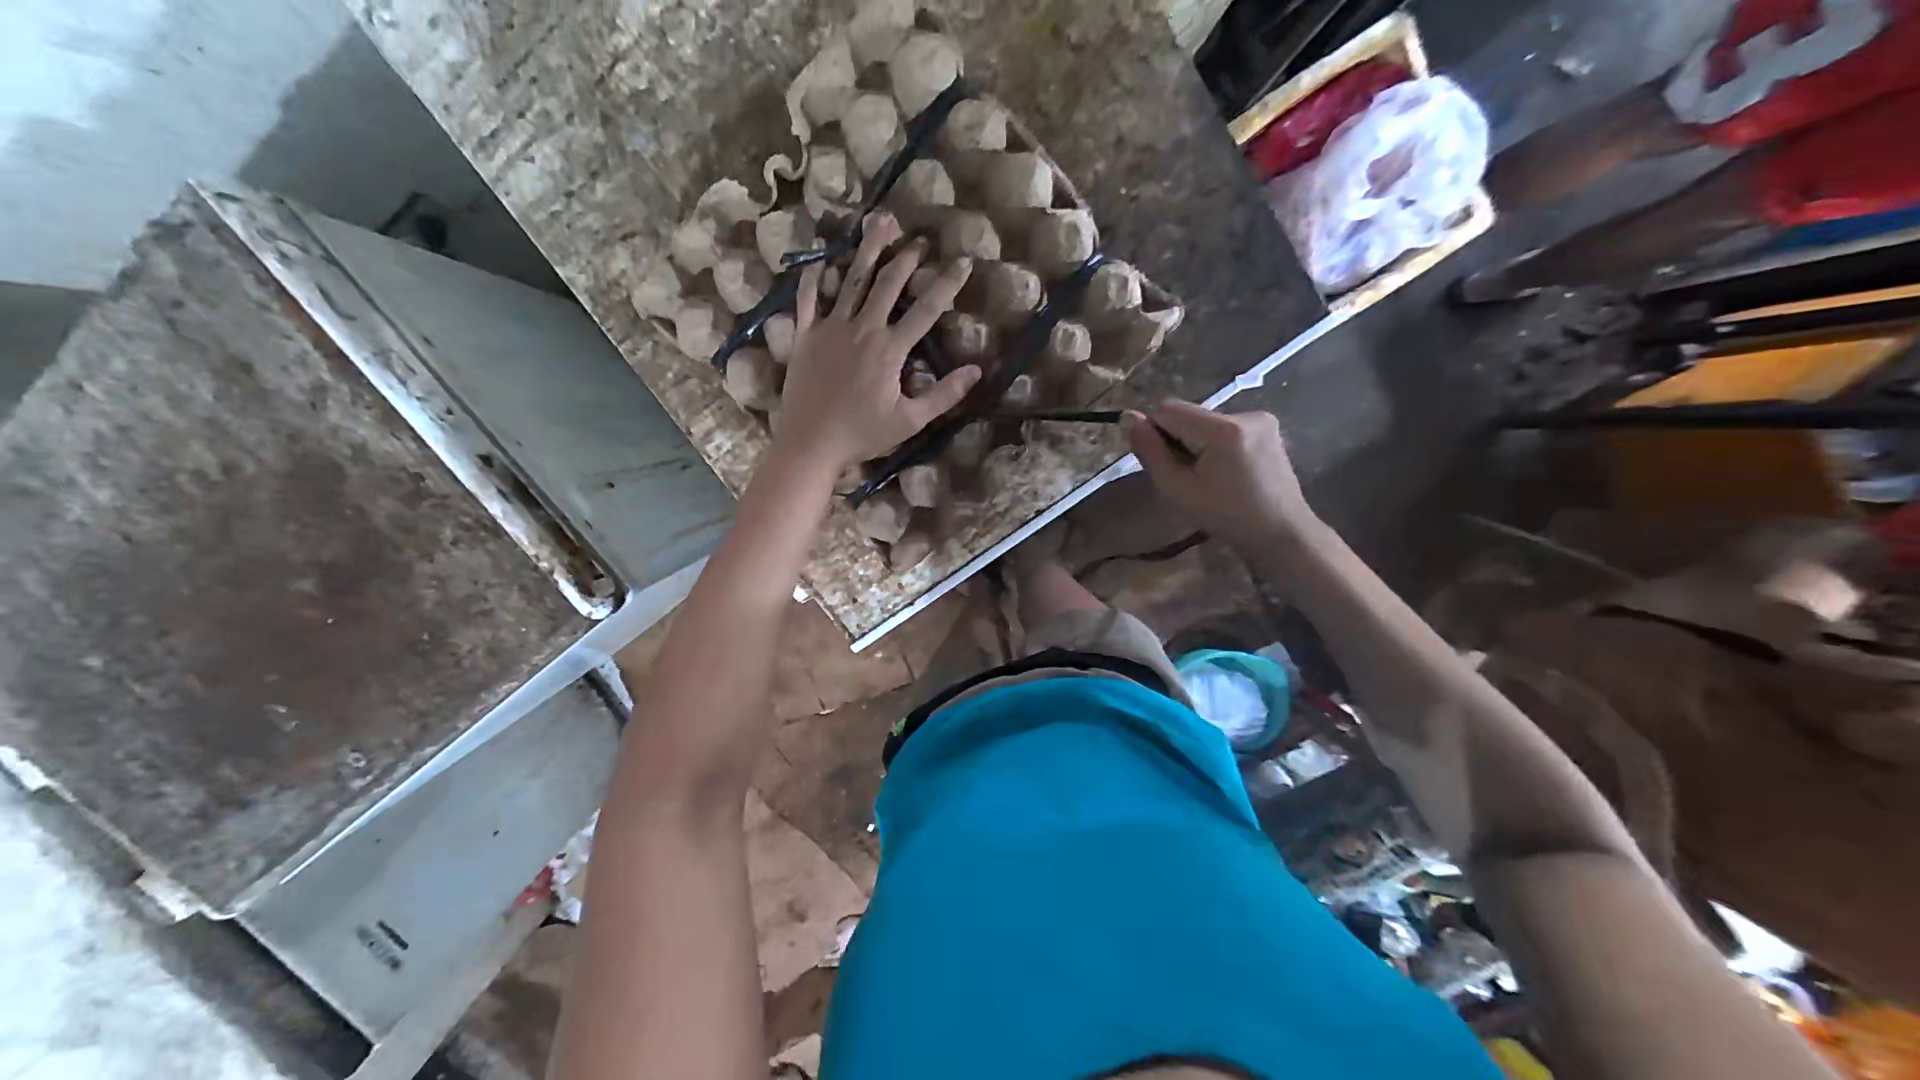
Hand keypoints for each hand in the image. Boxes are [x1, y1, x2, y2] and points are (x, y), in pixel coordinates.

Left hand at [774, 212, 980, 471]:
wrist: (810, 444)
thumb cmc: (862, 435)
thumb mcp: (910, 421)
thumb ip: (944, 395)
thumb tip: (977, 371)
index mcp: (889, 350)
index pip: (925, 310)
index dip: (947, 284)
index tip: (963, 262)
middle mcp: (861, 329)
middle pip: (887, 285)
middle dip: (905, 259)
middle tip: (919, 240)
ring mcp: (829, 329)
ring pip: (851, 281)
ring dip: (868, 251)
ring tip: (879, 224)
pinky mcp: (804, 336)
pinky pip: (808, 299)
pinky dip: (813, 277)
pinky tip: (820, 258)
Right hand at [1123, 401, 1317, 547]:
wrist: (1282, 534)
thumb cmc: (1226, 518)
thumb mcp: (1177, 490)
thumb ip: (1150, 451)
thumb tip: (1128, 417)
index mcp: (1224, 429)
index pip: (1168, 410)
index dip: (1157, 435)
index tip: (1168, 466)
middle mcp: (1245, 413)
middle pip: (1188, 415)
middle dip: (1179, 442)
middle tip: (1190, 479)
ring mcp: (1260, 419)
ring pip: (1205, 422)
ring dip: (1197, 445)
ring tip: (1211, 479)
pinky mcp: (1268, 428)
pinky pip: (1224, 428)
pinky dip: (1215, 447)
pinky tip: (1228, 474)